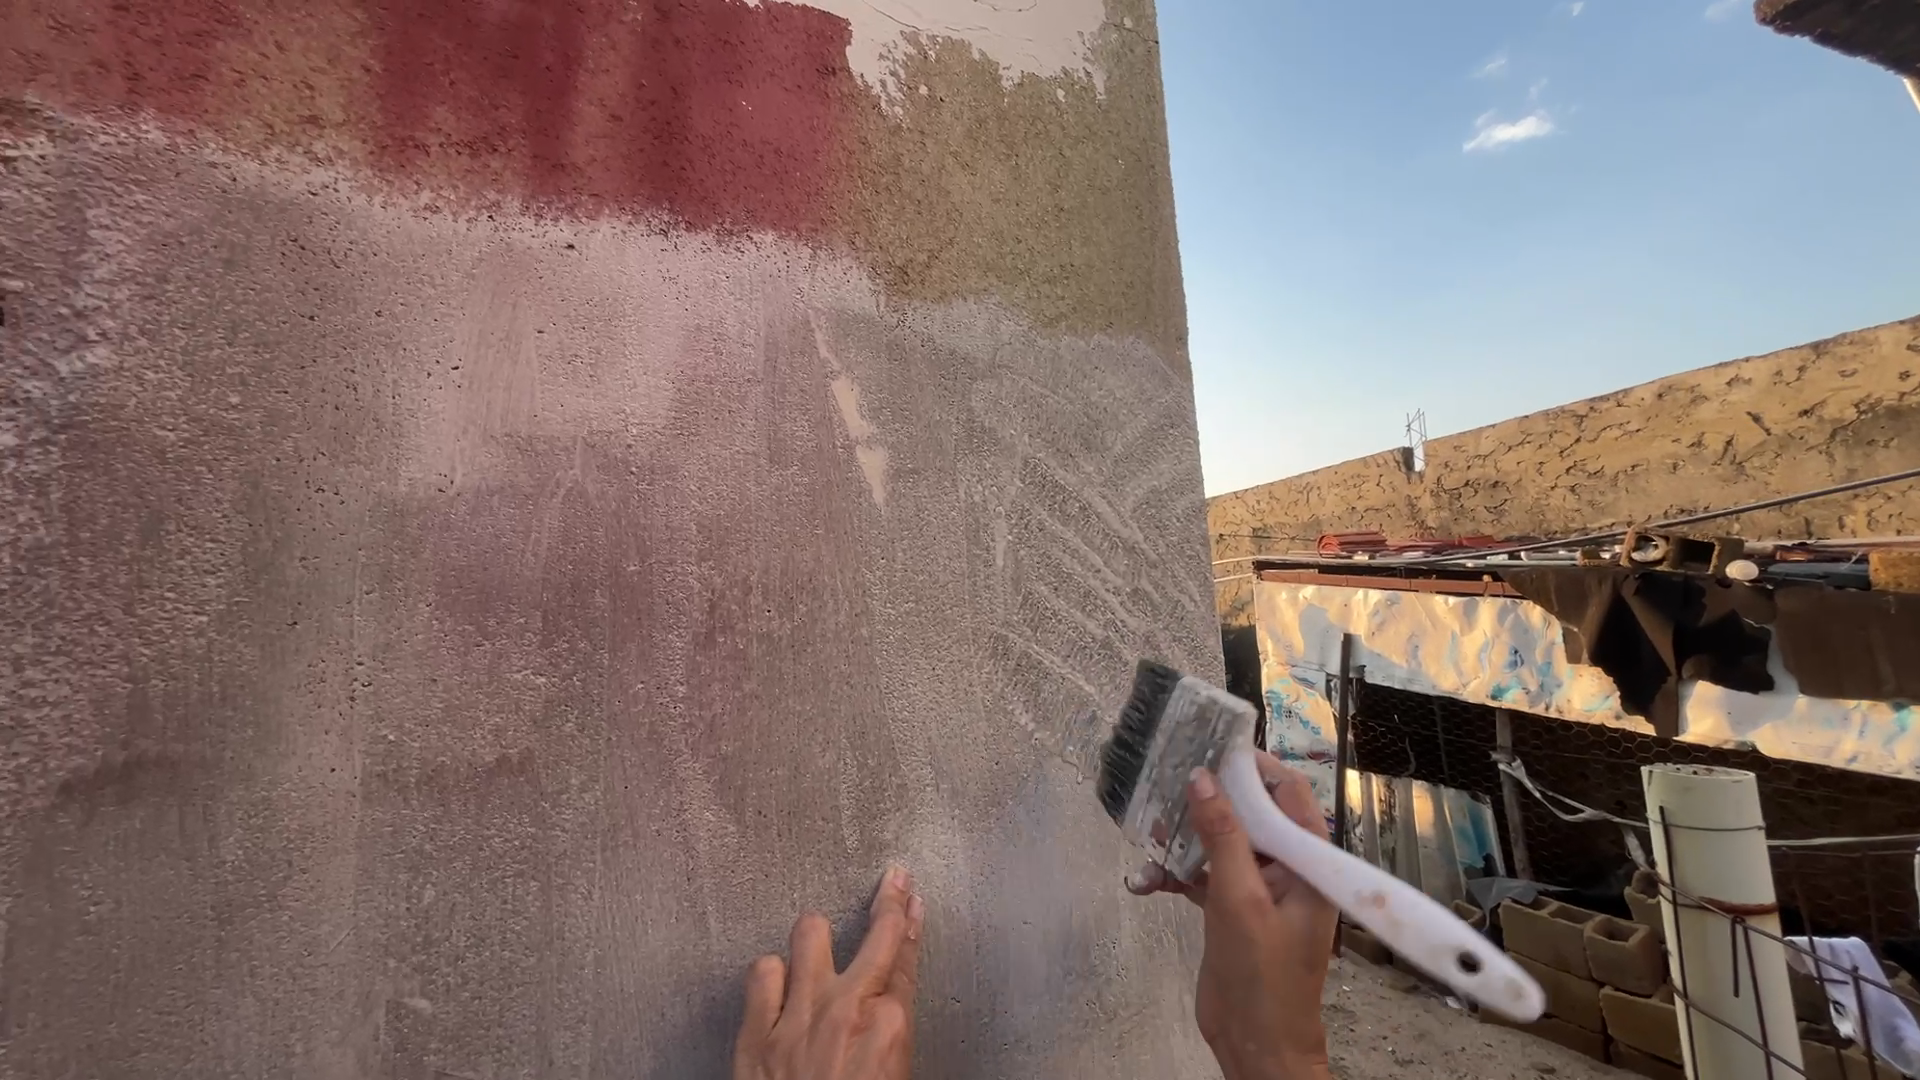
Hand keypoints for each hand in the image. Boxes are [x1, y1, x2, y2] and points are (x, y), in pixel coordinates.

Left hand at [733, 867, 924, 1079]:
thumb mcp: (893, 1073)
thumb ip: (895, 1027)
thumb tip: (896, 994)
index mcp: (889, 1028)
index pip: (906, 956)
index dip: (909, 919)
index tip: (908, 897)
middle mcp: (845, 1011)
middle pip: (876, 933)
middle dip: (887, 901)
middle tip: (891, 883)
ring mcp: (797, 1017)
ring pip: (810, 933)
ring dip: (816, 943)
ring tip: (818, 952)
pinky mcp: (755, 1036)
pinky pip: (761, 972)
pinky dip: (770, 978)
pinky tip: (777, 987)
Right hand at [1128, 752, 1337, 1079]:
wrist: (1255, 1048)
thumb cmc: (1262, 975)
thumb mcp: (1239, 898)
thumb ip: (1222, 835)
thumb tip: (1201, 776)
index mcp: (1307, 861)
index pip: (1288, 793)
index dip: (1255, 766)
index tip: (1213, 744)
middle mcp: (1285, 866)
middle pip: (1249, 812)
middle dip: (1208, 797)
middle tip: (1168, 774)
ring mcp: (1256, 886)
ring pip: (1219, 840)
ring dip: (1183, 835)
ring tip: (1148, 827)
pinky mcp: (1229, 905)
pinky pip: (1201, 873)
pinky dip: (1173, 872)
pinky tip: (1144, 880)